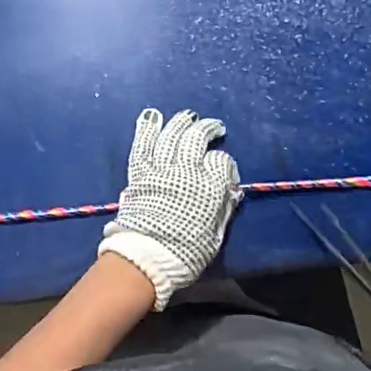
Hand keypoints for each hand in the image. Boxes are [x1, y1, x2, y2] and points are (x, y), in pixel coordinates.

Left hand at [96, 108, 242, 310]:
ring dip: (180, 123)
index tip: (222, 167)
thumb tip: (230, 190)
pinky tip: (151, 115)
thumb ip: (223, 208)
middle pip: (197, 139)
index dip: (223, 162)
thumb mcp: (215, 233)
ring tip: (188, 116)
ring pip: (171, 137)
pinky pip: (143, 145)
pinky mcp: (139, 173)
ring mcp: (160, 170)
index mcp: (210, 187)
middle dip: (206, 129)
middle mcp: (186, 172)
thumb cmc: (185, 251)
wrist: (147, 255)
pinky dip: (146, 128)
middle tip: (212, 125)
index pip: (221, 162)